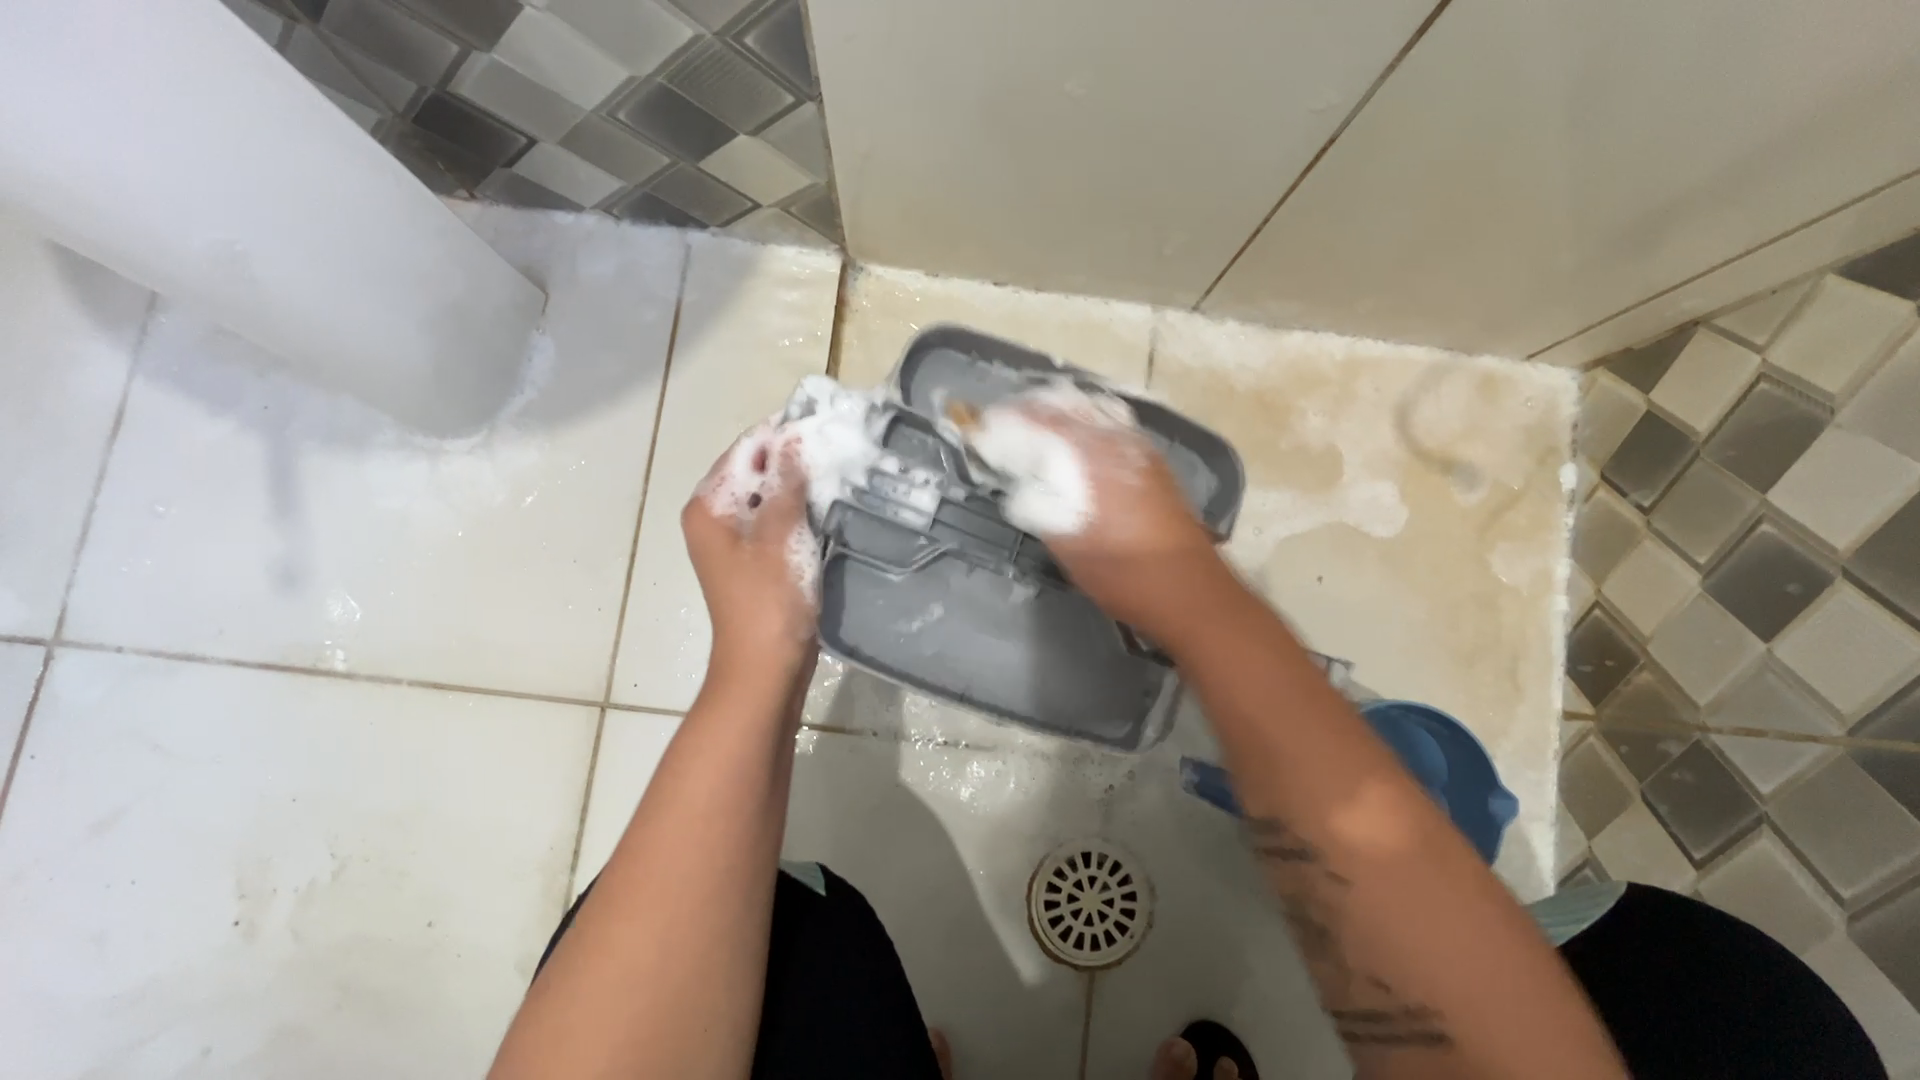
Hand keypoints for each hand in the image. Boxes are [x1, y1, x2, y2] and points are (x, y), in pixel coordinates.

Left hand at [683, 423, 819, 676]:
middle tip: (840, 447)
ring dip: (801, 487)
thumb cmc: (768, 602)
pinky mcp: (757, 559)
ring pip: (770, 497)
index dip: (781, 434)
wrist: (766, 668)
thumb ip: (787, 482)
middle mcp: (715, 518)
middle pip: (756, 472)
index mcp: (708, 507)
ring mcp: (735, 541)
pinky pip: (778, 521)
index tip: (824, 422)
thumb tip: (794, 436)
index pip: (745, 451)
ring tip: (842, 471)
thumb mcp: (780, 536)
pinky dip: (801, 513)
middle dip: (794, 460)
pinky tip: (832, 506)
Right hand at [970, 390, 1222, 630]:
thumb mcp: (1066, 543)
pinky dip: (1084, 425)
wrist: (1188, 588)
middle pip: (1064, 406)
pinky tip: (1073, 443)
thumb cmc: (1122, 573)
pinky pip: (1109, 425)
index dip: (1004, 422)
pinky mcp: (1151, 461)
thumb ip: (1038, 504)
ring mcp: (1138, 447)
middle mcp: (1114, 439)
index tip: (980, 429)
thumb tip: (1020, 482)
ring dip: (1058, 413)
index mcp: (1089, 455)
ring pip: (1090, 411)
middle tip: (1001, 425)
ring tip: (1032, 427)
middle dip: (1029, 411)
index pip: (1036, 420)